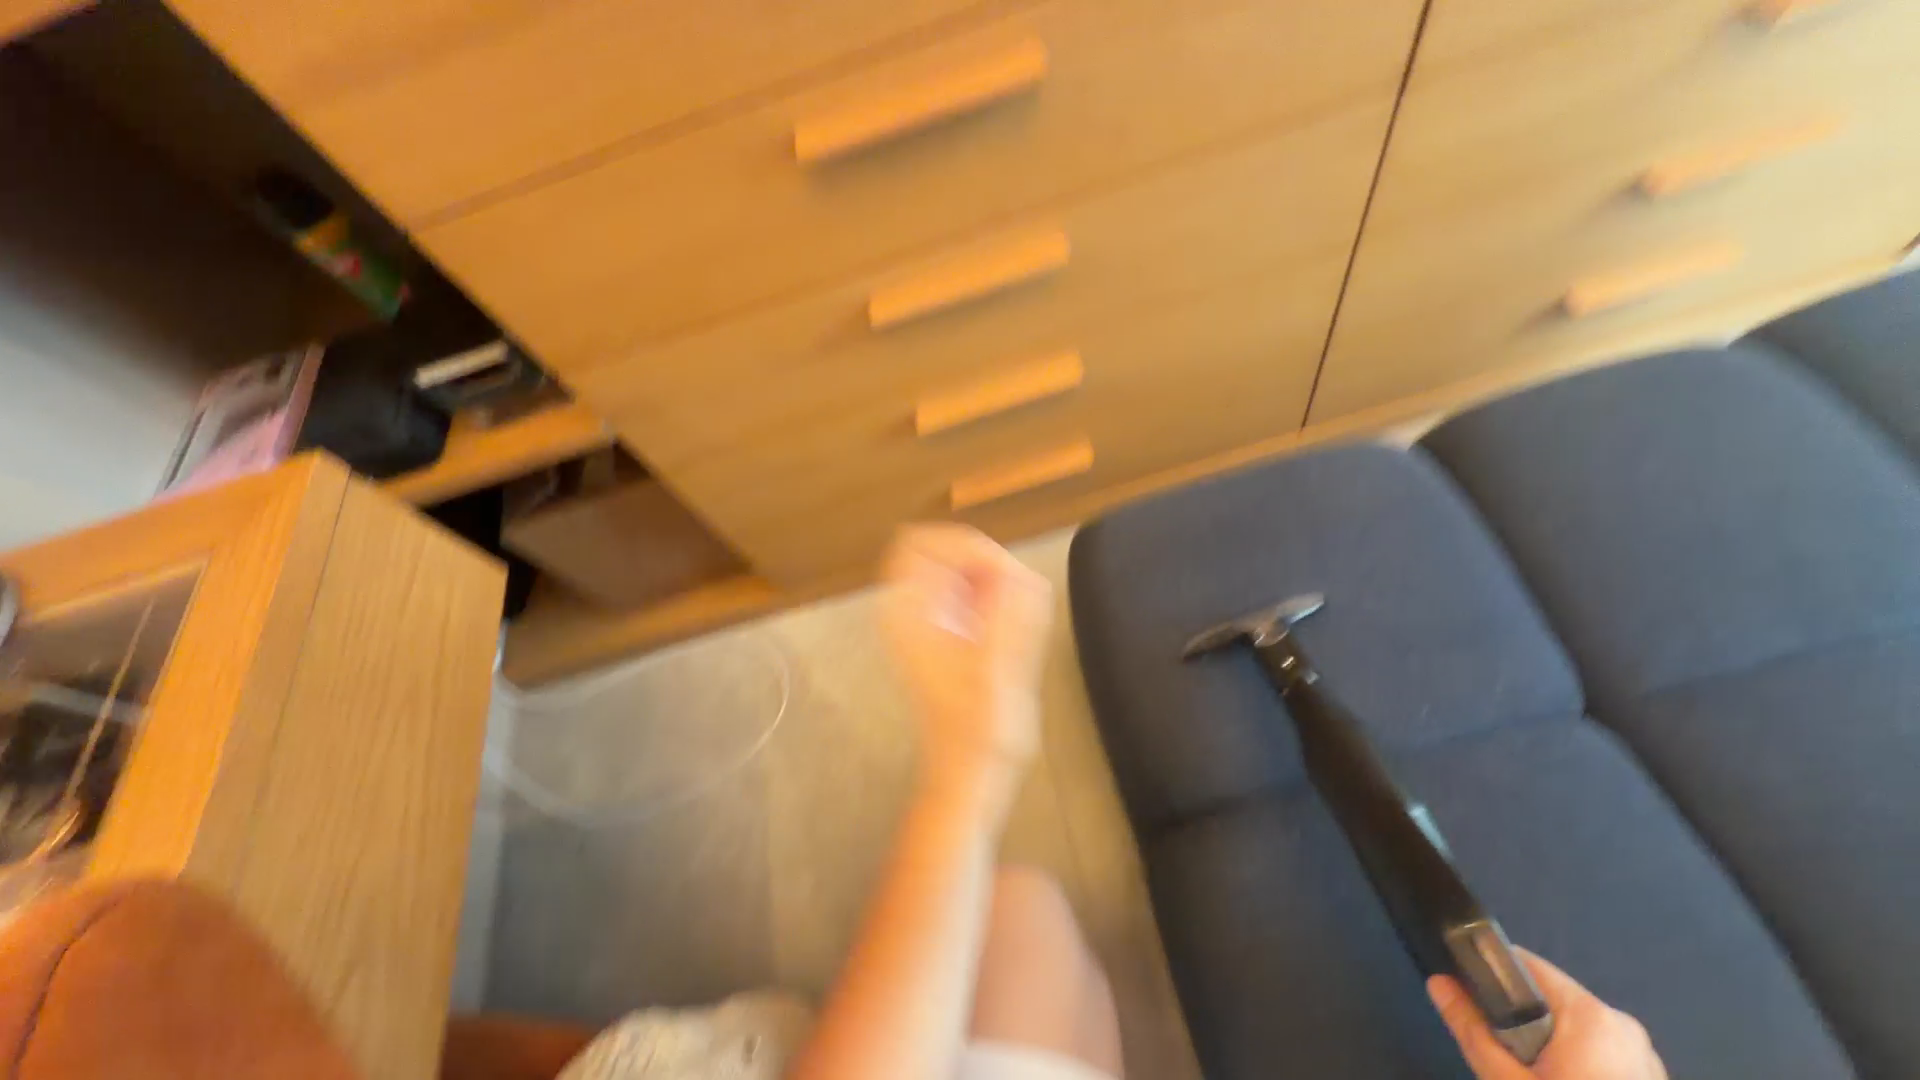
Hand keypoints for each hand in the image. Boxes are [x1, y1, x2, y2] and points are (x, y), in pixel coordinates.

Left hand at [881, 525, 1052, 797]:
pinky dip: (1001, 597)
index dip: (966, 547)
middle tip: (1015, 596)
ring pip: (965, 567)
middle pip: (945, 549)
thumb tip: (1021, 576)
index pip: (920, 543)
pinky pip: (977, 590)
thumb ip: (1009, 620)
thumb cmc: (978, 732)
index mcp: (906, 615)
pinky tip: (1014, 631)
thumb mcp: (997, 675)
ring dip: (998, 582)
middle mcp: (911, 610)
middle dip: (987, 563)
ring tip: (1017, 621)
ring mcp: (931, 618)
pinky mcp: (952, 629)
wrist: (971, 771)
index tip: (1002, 576)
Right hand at [1429, 950, 1666, 1079]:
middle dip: (1518, 1020)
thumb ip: (1471, 1028)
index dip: (1489, 977)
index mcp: (1590, 1014)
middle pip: (1549, 999)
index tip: (1471, 1004)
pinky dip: (1575, 1064)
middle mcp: (1622, 1023)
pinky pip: (1599, 1053)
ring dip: (1547, 1045)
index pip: (1524, 965)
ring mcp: (1645, 1055)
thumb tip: (1438, 982)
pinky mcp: (1652, 1079)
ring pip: (1573, 1029)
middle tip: (1503, 1058)